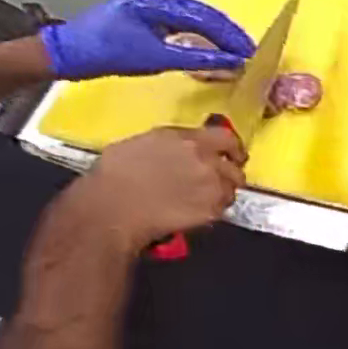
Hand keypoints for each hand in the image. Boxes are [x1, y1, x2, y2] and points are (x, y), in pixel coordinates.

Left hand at [38, 0, 253, 80]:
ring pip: (192, 16)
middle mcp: (149, 1)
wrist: (68, 54)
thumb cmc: (108, 54)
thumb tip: (231, 62)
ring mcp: (145, 8)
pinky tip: (212, 46)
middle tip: (248, 51)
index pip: (202, 16)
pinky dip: (202, 34)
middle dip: (227, 32)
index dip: (229, 35)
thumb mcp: (157, 58)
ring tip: (234, 50)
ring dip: (216, 33)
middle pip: (200, 12)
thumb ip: (197, 58)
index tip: (248, 52)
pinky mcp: (143, 19)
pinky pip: (182, 22)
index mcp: (151, 4)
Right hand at [58, 125, 246, 250]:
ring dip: (222, 191)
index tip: (234, 155)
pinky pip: (223, 207)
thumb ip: (177, 142)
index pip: (228, 139)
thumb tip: (191, 144)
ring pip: (232, 189)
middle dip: (228, 174)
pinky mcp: (214, 209)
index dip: (234, 148)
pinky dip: (214, 207)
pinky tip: (194, 208)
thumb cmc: (116, 174)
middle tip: (215, 180)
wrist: (113, 207)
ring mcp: (213, 186)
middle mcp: (206, 161)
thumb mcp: (145, 142)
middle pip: (235, 168)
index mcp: (189, 140)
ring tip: (200, 195)